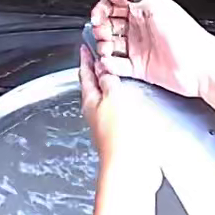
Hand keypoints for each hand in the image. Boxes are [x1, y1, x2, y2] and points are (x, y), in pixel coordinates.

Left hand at [79, 47, 158, 183]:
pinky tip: (131, 95)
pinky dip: (122, 96)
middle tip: (101, 55)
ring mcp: (108, 122)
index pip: (85, 74)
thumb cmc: (119, 134)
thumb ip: (108, 81)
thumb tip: (103, 69)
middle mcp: (96, 111)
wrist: (130, 167)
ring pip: (106, 96)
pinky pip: (119, 107)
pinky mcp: (121, 131)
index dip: (85, 59)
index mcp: (90, 101)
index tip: (84, 47)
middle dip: (96, 69)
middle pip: (93, 85)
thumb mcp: (112, 97)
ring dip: (110, 82)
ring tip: (117, 71)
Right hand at [88, 0, 214, 98]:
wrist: (201, 66)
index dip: (103, 9)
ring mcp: (138, 48)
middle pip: (109, 24)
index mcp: (144, 10)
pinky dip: (109, 65)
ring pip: (110, 44)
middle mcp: (139, 28)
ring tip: (106, 49)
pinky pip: (117, 65)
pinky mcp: (139, 67)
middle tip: (102, 32)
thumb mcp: (159, 7)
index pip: (115, 5)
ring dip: (102, 46)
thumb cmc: (186, 36)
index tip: (98, 15)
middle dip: (100, 27)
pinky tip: (108, 62)